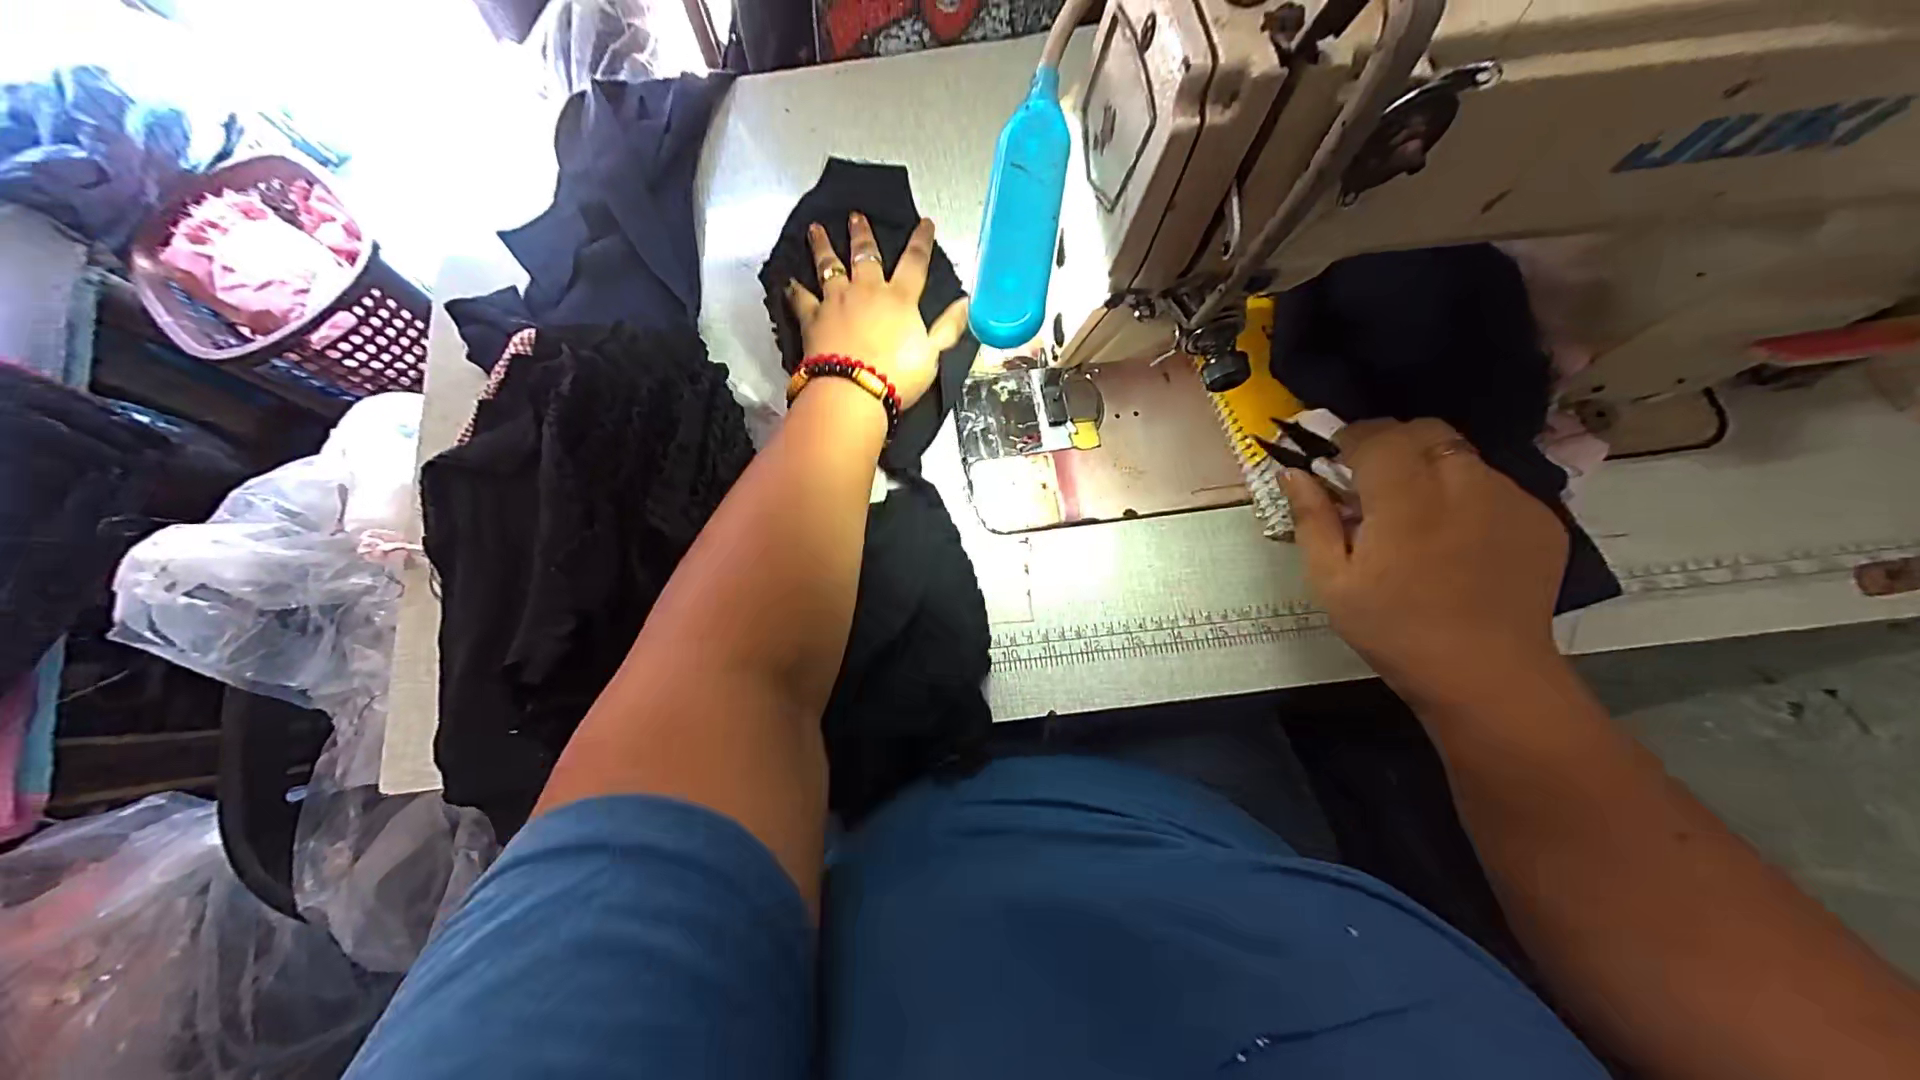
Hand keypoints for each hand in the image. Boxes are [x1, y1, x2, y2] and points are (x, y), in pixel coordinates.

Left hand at [785, 213, 968, 408]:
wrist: (853, 391)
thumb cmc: (897, 376)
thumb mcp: (932, 354)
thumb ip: (948, 327)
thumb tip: (966, 304)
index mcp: (900, 298)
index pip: (915, 262)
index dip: (921, 241)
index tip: (925, 224)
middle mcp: (867, 291)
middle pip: (865, 255)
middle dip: (862, 234)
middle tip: (856, 217)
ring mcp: (837, 301)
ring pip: (829, 265)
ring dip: (823, 246)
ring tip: (816, 230)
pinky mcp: (813, 318)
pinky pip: (801, 298)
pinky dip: (794, 288)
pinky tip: (788, 281)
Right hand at [1281, 419, 1569, 705]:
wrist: (1485, 674)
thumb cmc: (1392, 629)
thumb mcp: (1330, 580)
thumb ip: (1311, 518)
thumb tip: (1293, 472)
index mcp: (1406, 500)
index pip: (1377, 435)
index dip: (1349, 439)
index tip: (1332, 460)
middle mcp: (1464, 484)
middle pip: (1425, 431)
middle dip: (1392, 444)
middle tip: (1370, 484)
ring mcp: (1512, 499)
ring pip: (1460, 457)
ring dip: (1429, 469)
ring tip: (1415, 517)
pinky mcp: (1541, 518)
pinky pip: (1493, 486)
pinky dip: (1464, 495)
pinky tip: (1454, 539)